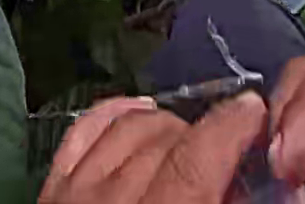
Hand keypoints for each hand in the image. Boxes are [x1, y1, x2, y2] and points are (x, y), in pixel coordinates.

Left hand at [40, 92, 267, 203]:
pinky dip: (115, 112)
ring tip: (188, 137)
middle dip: (203, 134)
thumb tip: (240, 194)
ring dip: (164, 124)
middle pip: (165, 140)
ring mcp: (74, 194)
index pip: (195, 161)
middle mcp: (111, 203)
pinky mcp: (51, 192)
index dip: (229, 128)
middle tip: (227, 150)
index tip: (253, 108)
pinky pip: (85, 129)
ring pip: (127, 126)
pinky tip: (137, 110)